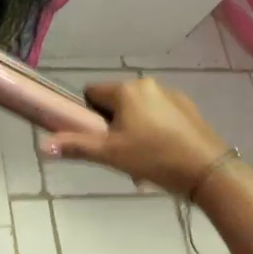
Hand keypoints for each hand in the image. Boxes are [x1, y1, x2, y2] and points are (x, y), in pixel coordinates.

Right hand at [41, 78, 230, 194]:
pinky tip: (165, 152)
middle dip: (115, 125)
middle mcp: (146, 83)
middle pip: (116, 101)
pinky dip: (157, 127)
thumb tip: (43, 145)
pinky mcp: (188, 106)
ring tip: (146, 159)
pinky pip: (160, 112)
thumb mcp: (112, 155)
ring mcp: (170, 92)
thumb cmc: (155, 158)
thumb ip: (77, 146)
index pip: (92, 93)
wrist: (209, 170)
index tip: (101, 138)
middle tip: (124, 154)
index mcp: (125, 89)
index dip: (91, 116)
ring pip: (139, 108)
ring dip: (136, 126)